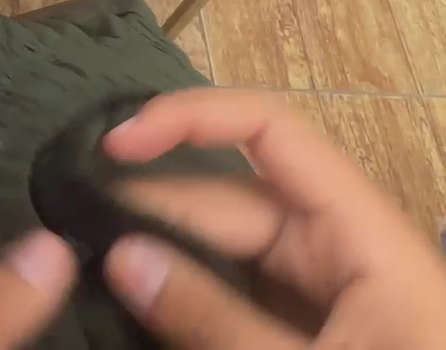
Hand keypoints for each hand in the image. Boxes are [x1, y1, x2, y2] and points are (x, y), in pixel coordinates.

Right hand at [101, 89, 445, 348]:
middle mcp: (338, 247)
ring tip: (98, 263)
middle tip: (82, 234)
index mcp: (363, 233)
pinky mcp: (308, 333)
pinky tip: (144, 306)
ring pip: (225, 250)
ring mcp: (323, 294)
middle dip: (157, 209)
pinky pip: (235, 294)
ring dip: (167, 256)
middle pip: (229, 197)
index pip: (267, 130)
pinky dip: (190, 297)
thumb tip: (121, 255)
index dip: (189, 117)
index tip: (117, 143)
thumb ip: (216, 320)